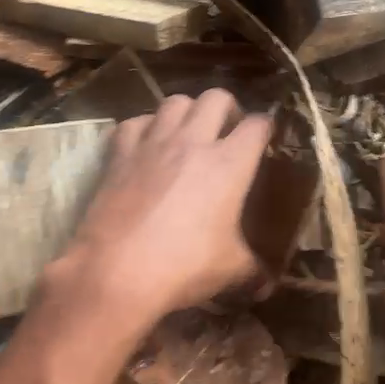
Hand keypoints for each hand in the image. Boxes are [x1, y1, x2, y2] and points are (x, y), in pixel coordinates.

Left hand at [45, 89, 272, 328]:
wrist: (117, 270)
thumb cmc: (184, 266)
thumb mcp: (230, 270)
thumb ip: (253, 271)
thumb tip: (267, 285)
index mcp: (230, 164)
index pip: (257, 125)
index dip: (267, 126)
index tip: (266, 136)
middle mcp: (193, 142)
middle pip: (216, 98)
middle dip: (228, 108)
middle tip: (228, 130)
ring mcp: (153, 143)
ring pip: (175, 101)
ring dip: (187, 111)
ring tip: (189, 132)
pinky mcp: (119, 154)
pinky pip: (134, 122)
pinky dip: (145, 126)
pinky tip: (147, 143)